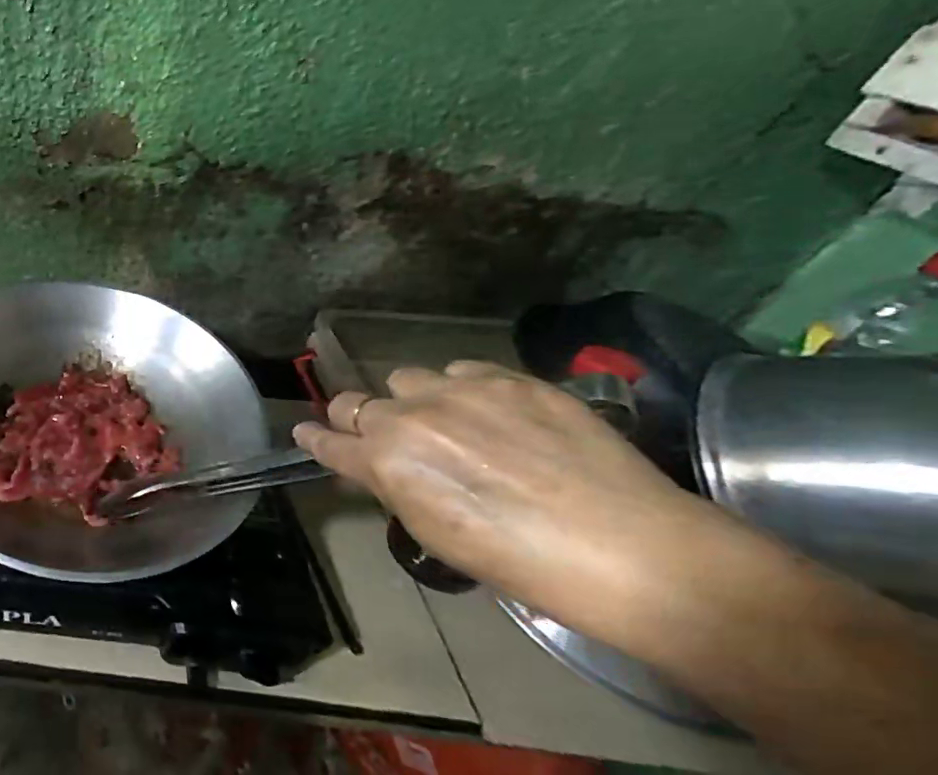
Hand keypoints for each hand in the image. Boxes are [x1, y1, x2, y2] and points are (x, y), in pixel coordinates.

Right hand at [294, 361, 725, 634]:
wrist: (631, 550)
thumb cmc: (526, 567)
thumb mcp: (441, 539)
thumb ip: (399, 491)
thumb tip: (382, 470)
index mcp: (389, 465)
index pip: (330, 442)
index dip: (315, 438)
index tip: (306, 432)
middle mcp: (411, 417)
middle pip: (354, 401)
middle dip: (358, 417)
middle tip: (381, 434)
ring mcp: (459, 390)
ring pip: (406, 378)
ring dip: (415, 400)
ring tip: (452, 424)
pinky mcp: (506, 377)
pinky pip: (462, 368)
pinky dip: (465, 388)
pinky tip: (496, 414)